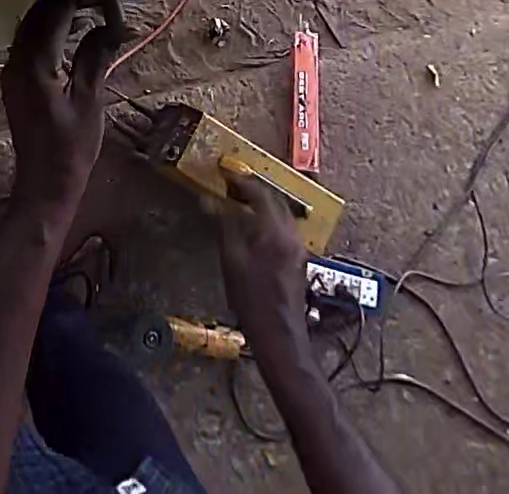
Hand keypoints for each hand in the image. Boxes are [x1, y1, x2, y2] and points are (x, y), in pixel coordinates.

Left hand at [1, 0, 124, 215]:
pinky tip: (72, 29)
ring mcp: (12, 72)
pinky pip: (30, 42)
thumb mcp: (90, 101)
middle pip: (37, 15)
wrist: (44, 184)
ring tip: (88, 2)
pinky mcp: (15, 81)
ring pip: (30, 27)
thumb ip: (96, 57)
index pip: (54, 15)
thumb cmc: (71, 149)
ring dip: (56, 11)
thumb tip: (110, 23)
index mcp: (35, 66)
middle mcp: (16, 63)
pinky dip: (50, 28)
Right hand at [219, 169, 308, 349]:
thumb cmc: (253, 300)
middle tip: (231, 184)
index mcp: (276, 231)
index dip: (241, 181)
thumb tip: (210, 201)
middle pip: (275, 199)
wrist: (279, 335)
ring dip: (261, 202)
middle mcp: (292, 234)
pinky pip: (283, 225)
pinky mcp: (297, 257)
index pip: (260, 194)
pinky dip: (267, 217)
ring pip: (281, 212)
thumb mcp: (231, 260)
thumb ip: (223, 225)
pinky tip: (252, 224)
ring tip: (239, 201)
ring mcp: (298, 246)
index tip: (225, 172)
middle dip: (253, 188)